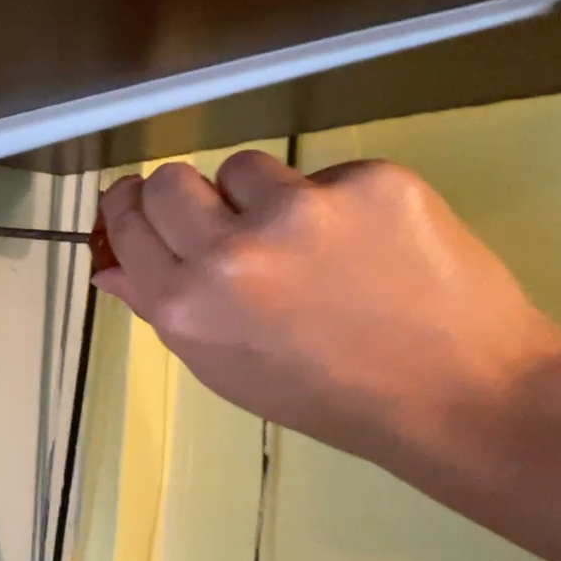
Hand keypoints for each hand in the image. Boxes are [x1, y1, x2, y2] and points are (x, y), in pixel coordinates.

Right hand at [92, 152, 560, 462]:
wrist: (451, 390)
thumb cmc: (317, 393)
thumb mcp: (219, 366)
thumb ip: (159, 309)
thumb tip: (109, 269)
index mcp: (184, 306)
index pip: (129, 223)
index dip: (127, 208)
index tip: (135, 202)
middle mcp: (228, 252)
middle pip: (171, 180)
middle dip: (180, 195)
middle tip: (212, 218)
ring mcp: (299, 209)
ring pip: (242, 167)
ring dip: (253, 196)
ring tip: (298, 239)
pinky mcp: (368, 180)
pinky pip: (320, 174)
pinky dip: (328, 202)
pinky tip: (362, 244)